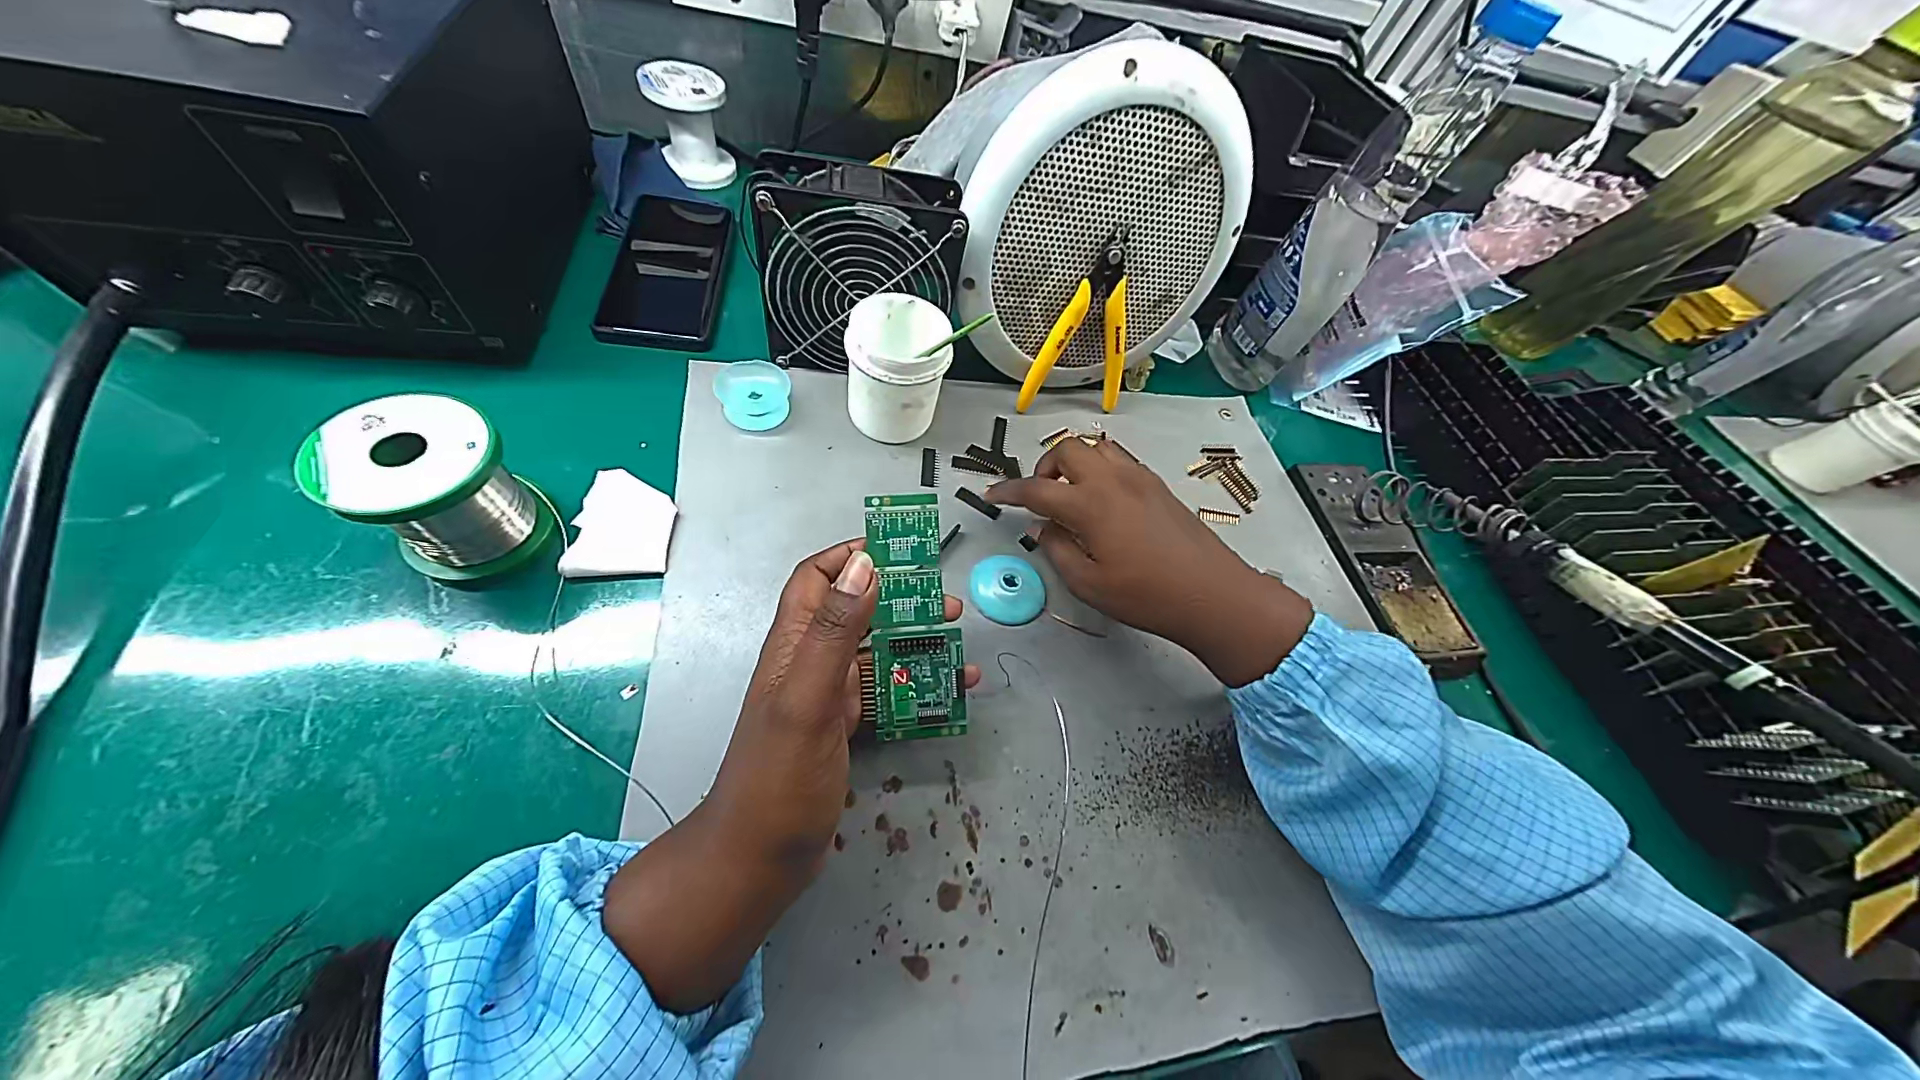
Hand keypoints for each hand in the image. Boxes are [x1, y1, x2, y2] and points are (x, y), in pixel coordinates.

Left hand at [605, 540, 975, 1010]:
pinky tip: (950, 691)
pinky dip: (916, 685)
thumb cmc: (779, 778)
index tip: (900, 552)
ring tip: (958, 642)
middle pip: (856, 611)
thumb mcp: (808, 699)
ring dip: (916, 641)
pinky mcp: (845, 727)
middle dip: (900, 600)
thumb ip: (834, 631)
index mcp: (794, 645)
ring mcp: (829, 696)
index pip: (816, 579)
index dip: (850, 557)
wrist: (760, 858)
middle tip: (946, 604)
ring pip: (876, 651)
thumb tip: (863, 564)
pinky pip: (886, 692)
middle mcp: (811, 662)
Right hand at [986, 438, 1311, 686]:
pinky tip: (1102, 500)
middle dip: (1044, 467)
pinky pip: (1120, 459)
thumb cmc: (1148, 595)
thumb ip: (1057, 549)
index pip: (1036, 488)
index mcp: (1090, 504)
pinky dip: (1100, 467)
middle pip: (1067, 449)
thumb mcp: (1088, 583)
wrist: (1212, 594)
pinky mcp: (1158, 485)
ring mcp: (1140, 478)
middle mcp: (1114, 480)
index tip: (994, 495)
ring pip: (1096, 447)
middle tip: (1040, 498)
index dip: (1008, 491)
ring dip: (1075, 462)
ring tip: (1071, 494)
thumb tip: (1044, 528)